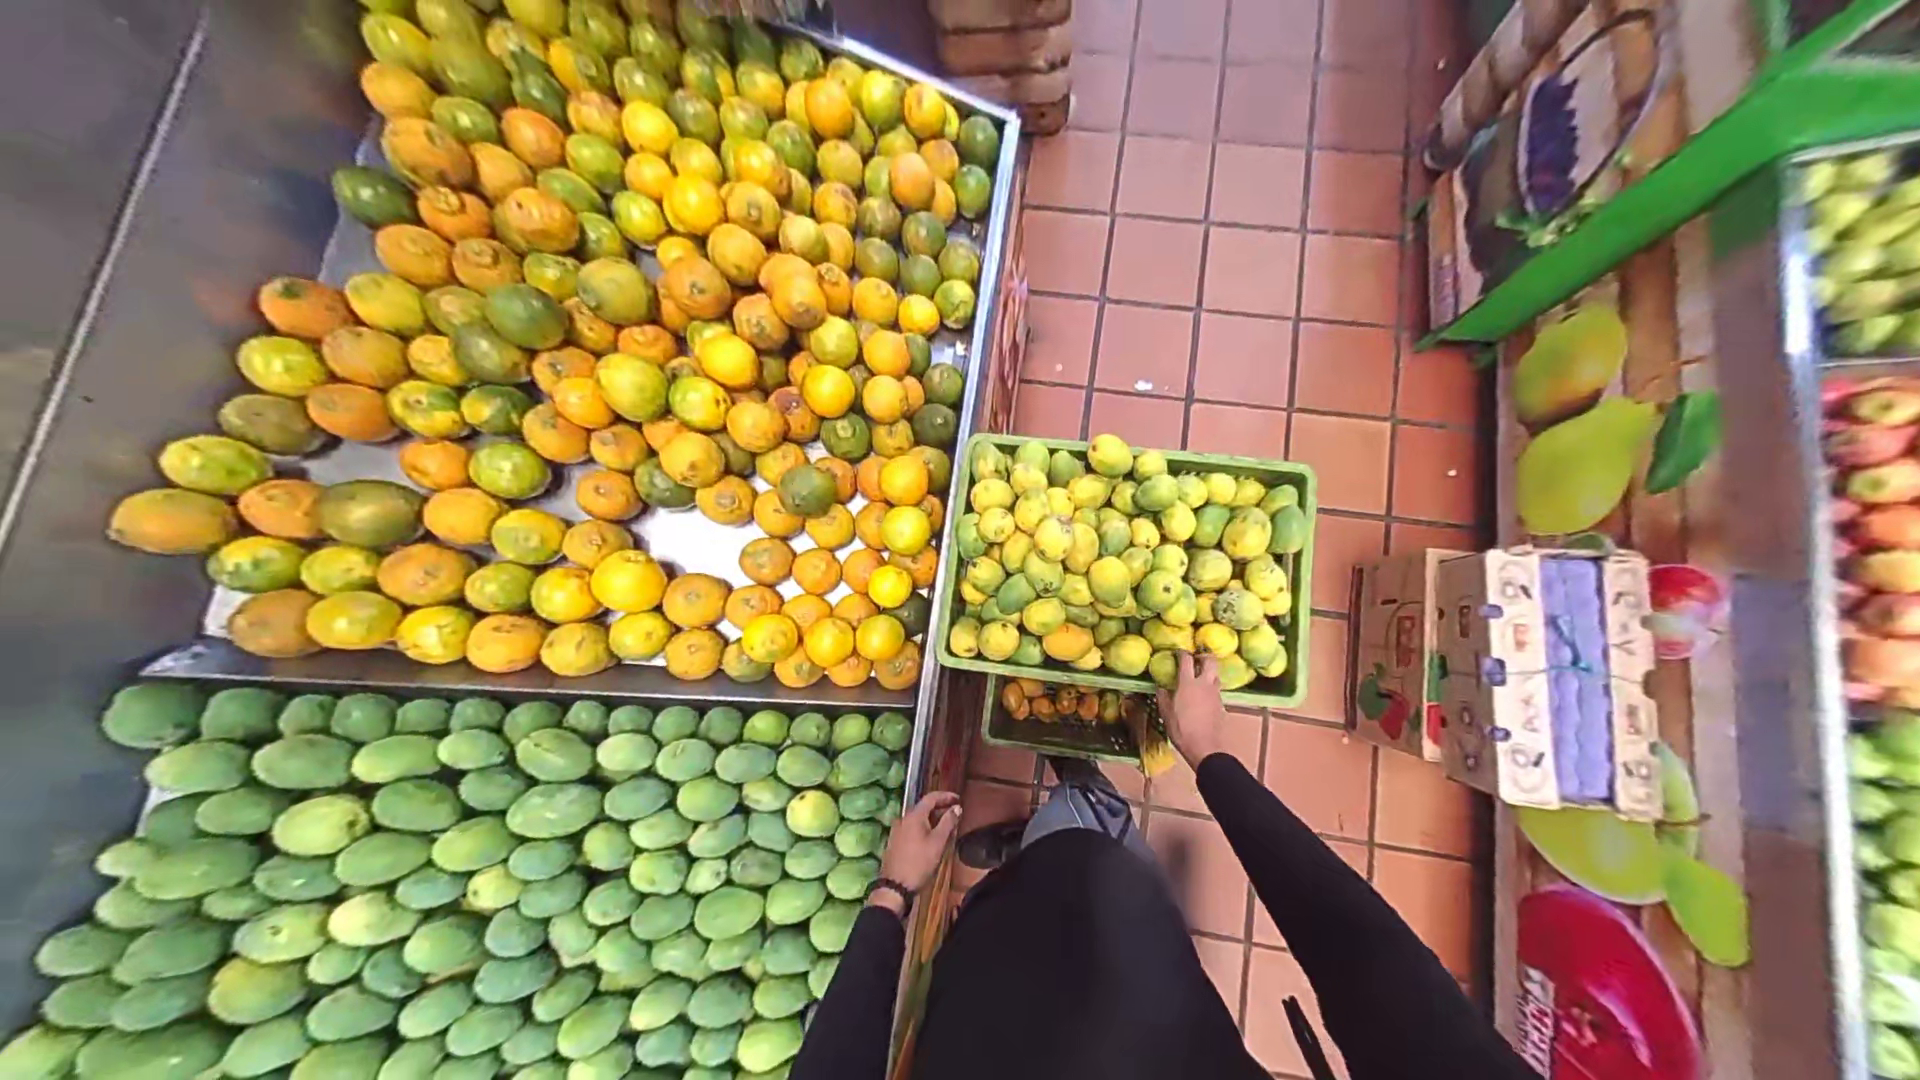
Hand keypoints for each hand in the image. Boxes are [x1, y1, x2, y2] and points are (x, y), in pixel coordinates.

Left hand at [875, 791, 961, 910]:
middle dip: (940, 808)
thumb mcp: (938, 843)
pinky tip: (931, 838)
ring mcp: (897, 830)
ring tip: (946, 826)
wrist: (895, 887)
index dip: (946, 796)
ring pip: (918, 818)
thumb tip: (956, 807)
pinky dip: (924, 827)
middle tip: (954, 813)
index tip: (958, 799)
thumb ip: (948, 822)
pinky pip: (912, 827)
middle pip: (924, 807)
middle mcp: (903, 818)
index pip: (931, 797)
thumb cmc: (919, 863)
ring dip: (932, 819)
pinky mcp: (895, 841)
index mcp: (913, 815)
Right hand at [1157, 651, 1229, 768]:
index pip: (1186, 660)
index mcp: (1188, 684)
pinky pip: (1217, 689)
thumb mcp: (1166, 714)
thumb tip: (1161, 687)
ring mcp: (1215, 694)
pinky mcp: (1221, 704)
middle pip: (1210, 661)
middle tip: (1196, 658)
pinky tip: (1203, 695)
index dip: (1182, 653)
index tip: (1178, 652)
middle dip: (1204, 656)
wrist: (1206, 748)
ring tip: (1200, 675)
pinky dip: (1211, 686)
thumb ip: (1163, 698)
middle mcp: (1204, 685)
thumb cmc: (1182, 730)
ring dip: (1209, 671)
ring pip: (1216, 675)